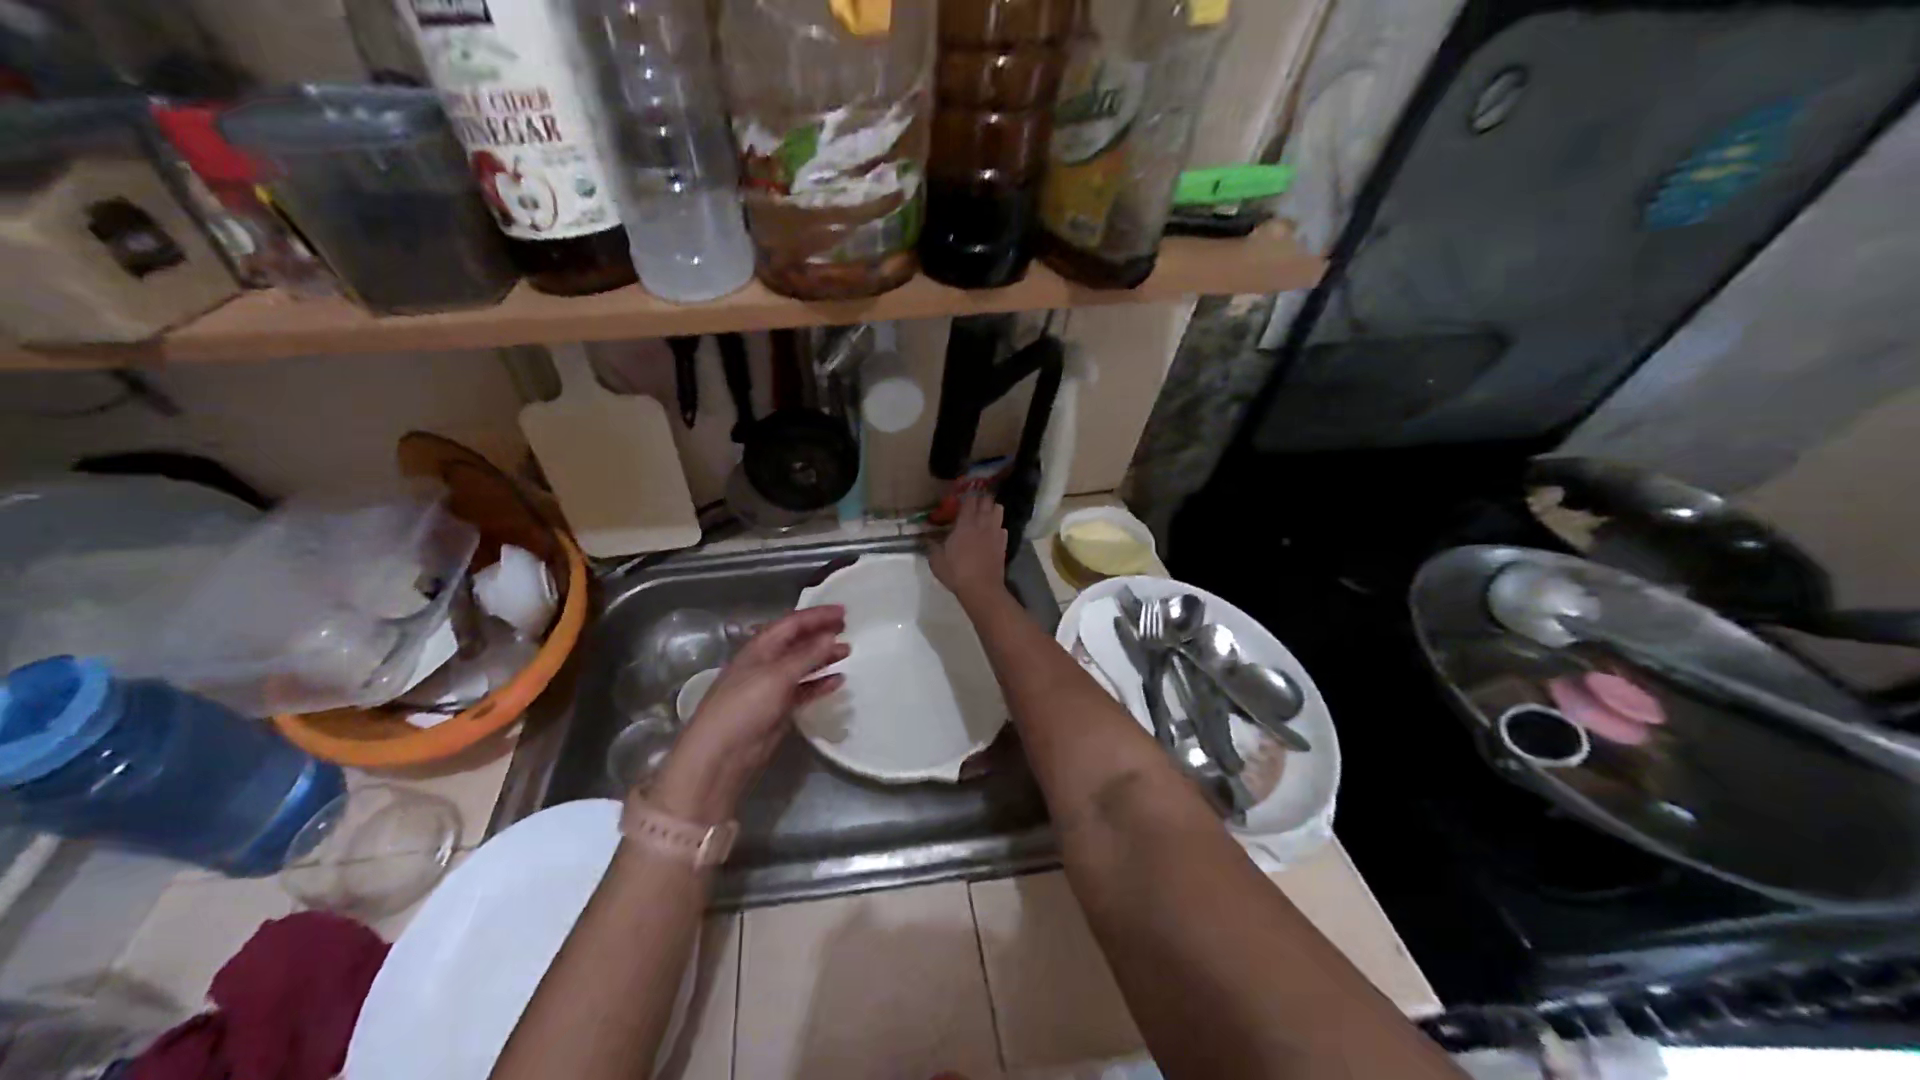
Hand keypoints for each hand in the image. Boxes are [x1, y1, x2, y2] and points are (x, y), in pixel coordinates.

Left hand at [649, 606, 848, 823]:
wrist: (722, 754)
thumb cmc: (745, 706)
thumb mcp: (777, 675)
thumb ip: (806, 656)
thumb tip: (830, 636)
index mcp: (760, 648)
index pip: (791, 623)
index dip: (816, 615)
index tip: (843, 611)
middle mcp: (765, 663)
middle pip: (797, 642)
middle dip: (820, 633)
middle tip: (848, 627)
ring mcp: (772, 687)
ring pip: (802, 665)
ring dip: (823, 657)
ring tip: (847, 651)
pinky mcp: (779, 709)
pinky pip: (804, 690)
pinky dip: (820, 683)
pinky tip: (838, 681)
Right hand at [930, 494, 1008, 606]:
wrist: (981, 589)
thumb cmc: (956, 573)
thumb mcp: (936, 561)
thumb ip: (931, 546)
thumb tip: (925, 538)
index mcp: (965, 525)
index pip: (969, 501)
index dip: (966, 497)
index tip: (962, 498)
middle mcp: (982, 524)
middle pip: (986, 501)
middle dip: (981, 498)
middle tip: (974, 502)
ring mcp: (995, 533)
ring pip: (999, 510)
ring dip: (992, 508)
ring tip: (985, 512)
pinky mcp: (1003, 544)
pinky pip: (1003, 528)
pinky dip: (998, 526)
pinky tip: (993, 532)